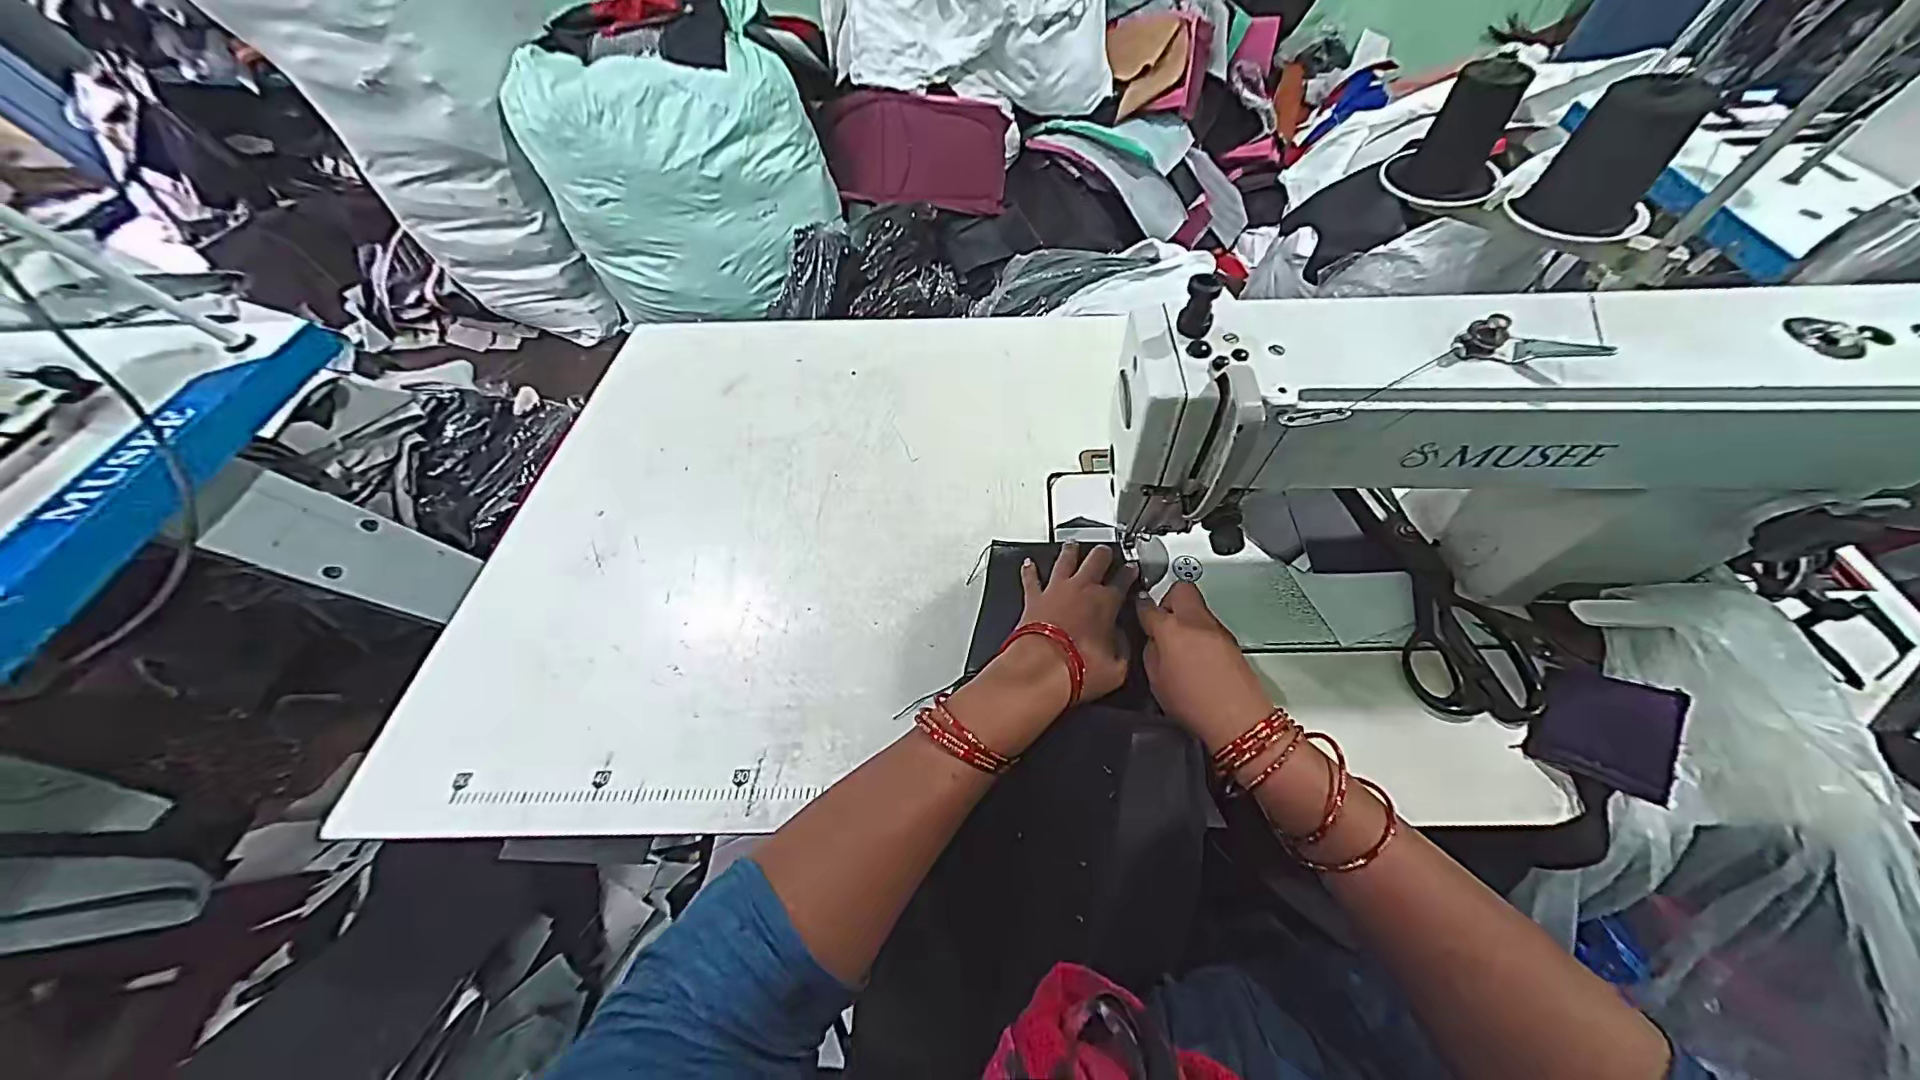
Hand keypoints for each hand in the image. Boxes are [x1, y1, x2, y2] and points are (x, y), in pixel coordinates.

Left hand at [1010, 542, 1136, 702]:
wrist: (1041, 668)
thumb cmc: (1077, 668)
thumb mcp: (1117, 667)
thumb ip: (1122, 649)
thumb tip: (1121, 643)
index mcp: (1106, 602)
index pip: (1123, 580)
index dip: (1130, 573)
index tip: (1132, 570)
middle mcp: (1081, 589)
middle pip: (1096, 559)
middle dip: (1104, 553)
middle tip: (1106, 551)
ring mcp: (1056, 590)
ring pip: (1065, 560)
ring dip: (1071, 551)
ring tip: (1073, 545)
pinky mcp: (1033, 599)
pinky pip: (1031, 579)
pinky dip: (1030, 570)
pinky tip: (1028, 563)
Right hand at [1136, 582, 1272, 750]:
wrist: (1239, 720)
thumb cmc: (1197, 705)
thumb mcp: (1156, 680)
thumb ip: (1150, 651)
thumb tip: (1151, 640)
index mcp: (1171, 629)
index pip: (1148, 605)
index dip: (1140, 607)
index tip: (1139, 611)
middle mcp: (1196, 622)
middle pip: (1180, 589)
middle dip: (1167, 599)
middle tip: (1161, 618)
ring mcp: (1217, 629)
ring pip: (1197, 607)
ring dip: (1184, 617)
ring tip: (1178, 644)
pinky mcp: (1231, 641)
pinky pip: (1209, 625)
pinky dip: (1198, 632)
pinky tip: (1195, 656)